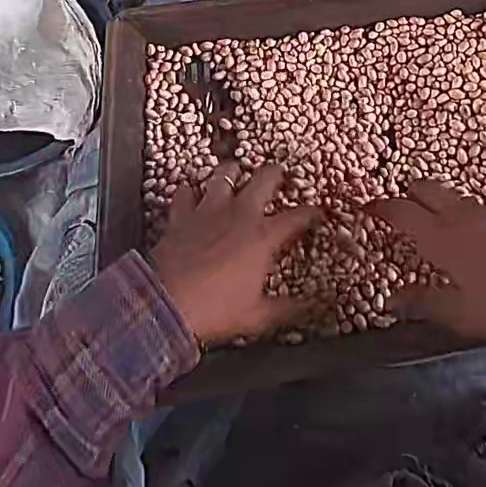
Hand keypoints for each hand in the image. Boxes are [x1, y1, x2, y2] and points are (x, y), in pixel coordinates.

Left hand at [149, 163, 320, 344]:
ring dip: (233, 171)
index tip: (318, 213)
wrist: (167, 302)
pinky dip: (191, 190)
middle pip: (263, 179)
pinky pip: (186, 191)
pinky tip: (192, 191)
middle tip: (279, 173)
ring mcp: (208, 210)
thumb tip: (315, 306)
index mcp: (262, 236)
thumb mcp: (259, 316)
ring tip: (237, 171)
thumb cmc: (215, 309)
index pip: (296, 217)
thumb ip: (289, 308)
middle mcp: (238, 214)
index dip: (311, 213)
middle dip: (275, 173)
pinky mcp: (181, 214)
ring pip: (223, 174)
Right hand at [370, 180, 485, 354]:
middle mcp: (459, 216)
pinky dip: (455, 211)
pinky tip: (462, 235)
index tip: (366, 209)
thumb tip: (390, 300)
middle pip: (422, 188)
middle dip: (405, 195)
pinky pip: (468, 205)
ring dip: (431, 201)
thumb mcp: (460, 315)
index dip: (379, 207)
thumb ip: (421, 303)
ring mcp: (485, 214)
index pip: (399, 210)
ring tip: (427, 225)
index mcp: (441, 236)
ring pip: (446, 194)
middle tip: (396, 215)